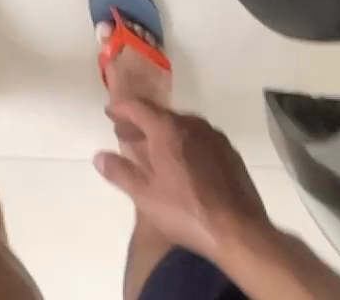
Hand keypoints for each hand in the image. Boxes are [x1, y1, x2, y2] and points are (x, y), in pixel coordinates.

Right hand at [93, 97, 275, 260]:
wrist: (240, 232)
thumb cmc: (187, 212)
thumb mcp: (145, 196)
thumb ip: (120, 172)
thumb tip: (99, 156)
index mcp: (167, 129)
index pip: (137, 107)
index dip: (120, 108)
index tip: (110, 113)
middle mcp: (191, 124)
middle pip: (159, 114)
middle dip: (140, 122)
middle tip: (126, 135)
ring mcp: (214, 137)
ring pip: (181, 126)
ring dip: (162, 133)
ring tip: (152, 150)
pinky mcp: (229, 152)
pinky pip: (199, 138)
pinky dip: (184, 142)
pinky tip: (182, 164)